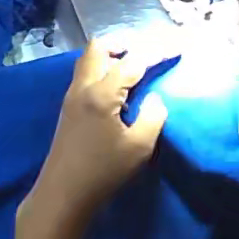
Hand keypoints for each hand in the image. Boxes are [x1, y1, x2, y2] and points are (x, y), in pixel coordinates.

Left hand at [25, 40, 168, 234]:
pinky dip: (102, 70)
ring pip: (89, 59)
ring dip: (111, 56)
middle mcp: (83, 87)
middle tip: (147, 56)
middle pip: (100, 48)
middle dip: (125, 45)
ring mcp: (72, 96)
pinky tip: (117, 89)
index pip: (132, 61)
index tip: (176, 48)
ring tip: (133, 69)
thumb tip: (154, 99)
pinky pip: (85, 74)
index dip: (156, 53)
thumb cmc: (103, 171)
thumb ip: (153, 116)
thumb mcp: (139, 147)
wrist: (63, 194)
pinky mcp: (69, 108)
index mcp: (102, 93)